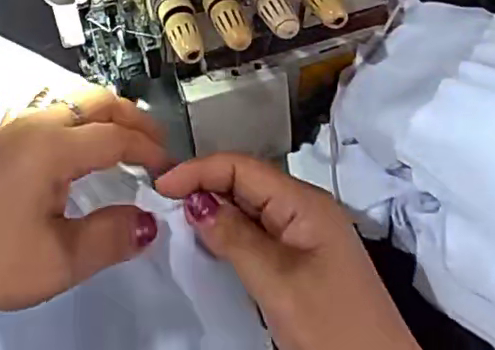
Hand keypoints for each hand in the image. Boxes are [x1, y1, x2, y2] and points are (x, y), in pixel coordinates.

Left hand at [0, 87, 174, 349]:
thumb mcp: (62, 258)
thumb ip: (112, 235)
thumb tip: (148, 220)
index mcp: (51, 145)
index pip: (113, 136)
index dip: (148, 150)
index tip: (171, 170)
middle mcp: (31, 123)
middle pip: (92, 101)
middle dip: (129, 117)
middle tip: (156, 145)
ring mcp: (11, 127)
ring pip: (67, 101)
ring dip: (100, 113)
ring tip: (125, 142)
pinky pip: (45, 111)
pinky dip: (73, 118)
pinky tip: (76, 145)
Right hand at [154, 153, 418, 349]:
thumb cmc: (334, 328)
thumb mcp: (277, 281)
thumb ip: (232, 235)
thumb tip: (193, 202)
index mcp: (304, 202)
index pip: (239, 166)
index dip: (196, 170)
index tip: (159, 186)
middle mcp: (306, 209)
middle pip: (242, 181)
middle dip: (202, 187)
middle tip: (164, 203)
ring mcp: (307, 236)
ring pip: (247, 206)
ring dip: (214, 210)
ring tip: (179, 221)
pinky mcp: (304, 261)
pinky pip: (257, 232)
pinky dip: (229, 233)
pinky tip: (210, 244)